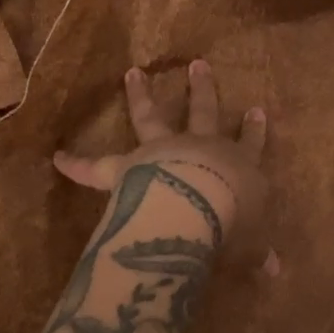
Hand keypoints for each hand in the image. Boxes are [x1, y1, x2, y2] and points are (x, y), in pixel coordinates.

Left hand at [54, 60, 268, 243]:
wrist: (197, 209)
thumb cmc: (233, 224)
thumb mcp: (253, 243)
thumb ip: (259, 253)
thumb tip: (277, 269)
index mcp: (237, 166)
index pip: (250, 144)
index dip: (254, 130)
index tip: (256, 110)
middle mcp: (201, 147)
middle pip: (204, 112)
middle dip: (203, 89)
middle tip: (198, 63)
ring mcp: (161, 150)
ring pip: (151, 117)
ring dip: (141, 95)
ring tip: (132, 71)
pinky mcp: (128, 166)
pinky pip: (96, 166)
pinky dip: (76, 163)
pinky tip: (56, 157)